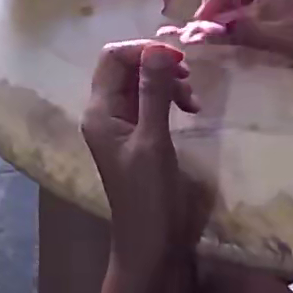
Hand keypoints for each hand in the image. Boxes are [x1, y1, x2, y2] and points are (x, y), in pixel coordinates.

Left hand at [81, 41, 207, 280]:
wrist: (150, 244)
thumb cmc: (148, 196)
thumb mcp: (153, 141)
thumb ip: (155, 93)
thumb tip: (160, 49)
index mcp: (99, 111)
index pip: (113, 57)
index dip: (144, 50)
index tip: (178, 61)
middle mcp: (105, 111)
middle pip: (126, 66)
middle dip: (158, 64)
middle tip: (188, 77)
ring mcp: (121, 122)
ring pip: (142, 81)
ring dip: (168, 81)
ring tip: (192, 100)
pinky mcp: (138, 132)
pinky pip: (151, 99)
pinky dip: (170, 96)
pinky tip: (190, 109)